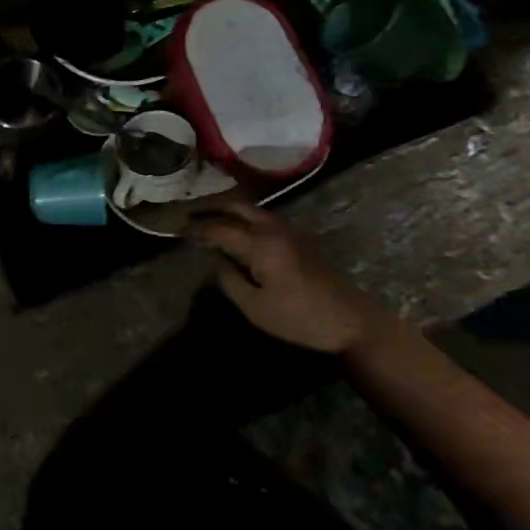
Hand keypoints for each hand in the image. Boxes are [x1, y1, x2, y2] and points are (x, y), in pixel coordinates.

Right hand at [188, 201, 376, 352]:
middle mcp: (273, 229)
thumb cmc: (300, 318)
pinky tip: (235, 229)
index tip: (177, 230)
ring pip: (250, 209)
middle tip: (189, 216)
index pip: (219, 228)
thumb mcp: (255, 308)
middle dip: (209, 208)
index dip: (196, 229)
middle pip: (236, 206)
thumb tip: (214, 262)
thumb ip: (229, 280)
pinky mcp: (299, 238)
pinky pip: (262, 217)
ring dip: (227, 210)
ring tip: (207, 220)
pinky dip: (242, 216)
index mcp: (260, 244)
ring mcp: (289, 231)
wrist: (352, 322)